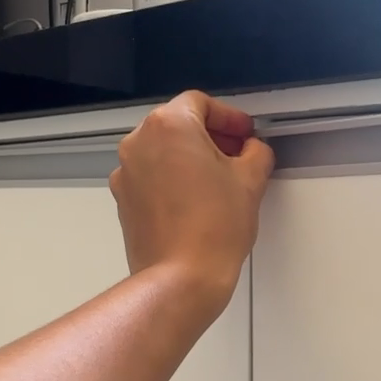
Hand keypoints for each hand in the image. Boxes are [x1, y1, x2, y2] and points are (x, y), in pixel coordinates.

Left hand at [110, 91, 273, 304]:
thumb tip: (252, 150)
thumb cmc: (213, 229)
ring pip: (163, 151)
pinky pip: (152, 177)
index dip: (229, 117)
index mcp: (170, 126)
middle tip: (238, 154)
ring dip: (190, 158)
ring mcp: (127, 173)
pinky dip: (173, 180)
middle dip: (210, 136)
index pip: (201, 103)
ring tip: (219, 182)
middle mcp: (140, 143)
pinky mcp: (125, 200)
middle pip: (178, 124)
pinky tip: (198, 202)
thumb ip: (256, 152)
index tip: (244, 133)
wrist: (182, 278)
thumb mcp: (251, 181)